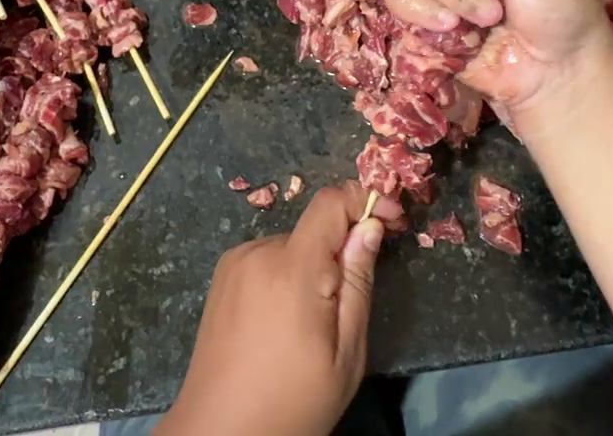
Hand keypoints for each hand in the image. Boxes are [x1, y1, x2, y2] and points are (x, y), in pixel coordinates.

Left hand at [157, 184, 398, 435]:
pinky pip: (268, 258)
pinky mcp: (222, 275)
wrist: (219, 433)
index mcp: (292, 267)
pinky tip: (284, 320)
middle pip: (313, 228)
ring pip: (292, 245)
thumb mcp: (346, 352)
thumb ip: (358, 282)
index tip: (393, 219)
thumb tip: (370, 225)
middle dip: (341, 250)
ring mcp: (235, 261)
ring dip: (312, 266)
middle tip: (352, 300)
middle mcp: (259, 251)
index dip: (366, 200)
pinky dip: (286, 275)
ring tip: (313, 322)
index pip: (331, 202)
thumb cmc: (293, 401)